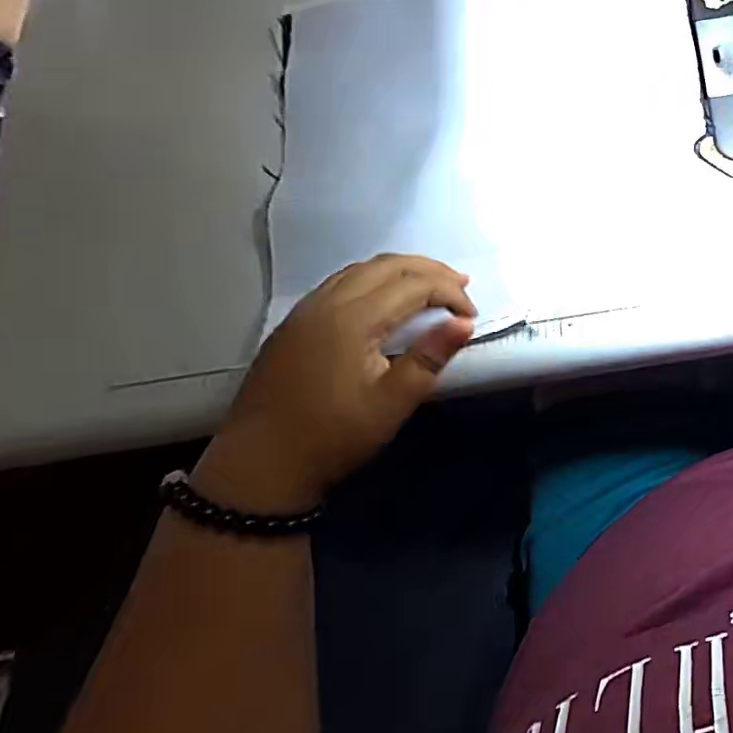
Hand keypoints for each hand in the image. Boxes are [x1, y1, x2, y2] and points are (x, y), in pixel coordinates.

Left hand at [194, 255, 475, 512]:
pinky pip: (342, 282)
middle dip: (430, 270)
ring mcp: (305, 312)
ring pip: (362, 270)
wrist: (260, 466)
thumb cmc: (334, 435)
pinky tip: (387, 299)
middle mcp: (327, 304)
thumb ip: (431, 357)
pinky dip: (376, 279)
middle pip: (387, 266)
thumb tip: (466, 323)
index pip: (413, 285)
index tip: (471, 317)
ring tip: (432, 285)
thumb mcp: (393, 402)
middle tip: (462, 286)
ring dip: (402, 270)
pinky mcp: (294, 325)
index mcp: (352, 320)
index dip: (449, 294)